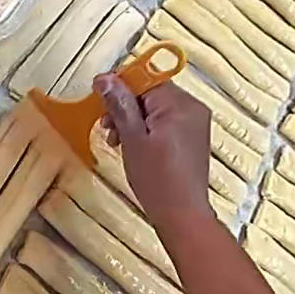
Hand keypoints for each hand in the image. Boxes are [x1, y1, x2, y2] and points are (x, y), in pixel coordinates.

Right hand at [96, 73, 212, 229]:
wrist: (182, 215)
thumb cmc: (158, 180)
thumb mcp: (132, 139)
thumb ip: (120, 105)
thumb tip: (105, 78)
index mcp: (179, 104)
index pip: (145, 79)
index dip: (120, 87)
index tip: (100, 101)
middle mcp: (192, 108)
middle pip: (150, 93)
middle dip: (125, 107)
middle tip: (107, 127)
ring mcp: (194, 123)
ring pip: (156, 108)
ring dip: (133, 119)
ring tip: (118, 140)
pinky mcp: (192, 137)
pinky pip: (165, 121)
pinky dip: (147, 129)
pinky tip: (134, 145)